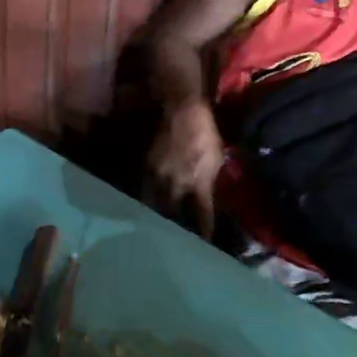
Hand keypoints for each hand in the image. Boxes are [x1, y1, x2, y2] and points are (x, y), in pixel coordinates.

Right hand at [146, 101, 222, 237]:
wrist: (183, 111)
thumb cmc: (206, 133)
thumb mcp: (216, 159)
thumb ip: (210, 180)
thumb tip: (206, 194)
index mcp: (199, 184)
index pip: (202, 215)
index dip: (204, 232)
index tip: (205, 245)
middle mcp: (177, 184)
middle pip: (172, 215)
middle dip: (173, 229)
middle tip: (172, 239)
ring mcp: (159, 175)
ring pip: (153, 204)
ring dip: (155, 216)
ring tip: (152, 227)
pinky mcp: (145, 165)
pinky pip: (143, 187)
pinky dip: (144, 197)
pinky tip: (140, 204)